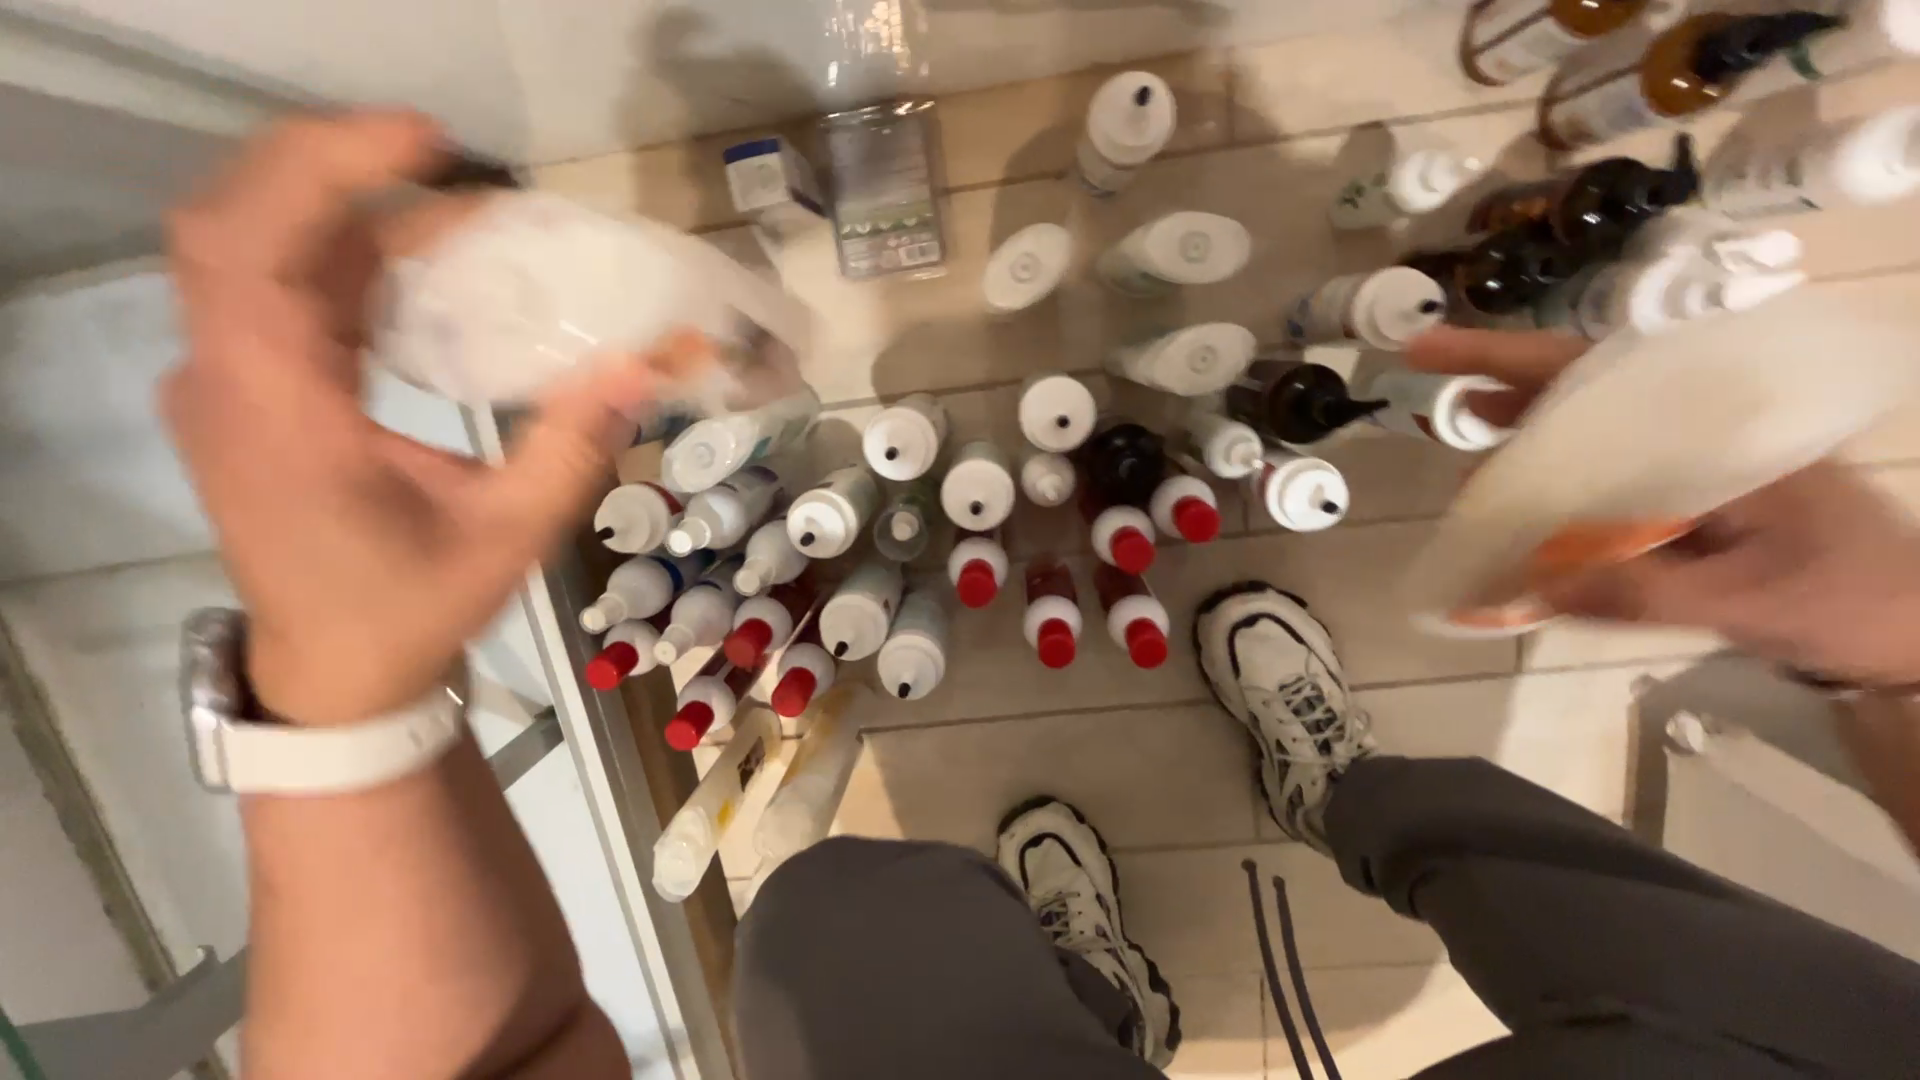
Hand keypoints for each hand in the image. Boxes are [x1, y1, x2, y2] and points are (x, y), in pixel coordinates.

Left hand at [164, 111, 653, 724]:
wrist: (335, 667)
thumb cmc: (415, 606)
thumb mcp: (512, 535)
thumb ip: (573, 447)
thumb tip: (646, 367)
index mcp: (278, 415)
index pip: (250, 251)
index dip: (324, 172)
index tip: (428, 146)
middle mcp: (230, 381)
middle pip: (243, 225)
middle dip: (341, 172)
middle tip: (451, 161)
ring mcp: (232, 385)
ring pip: (264, 253)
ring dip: (356, 216)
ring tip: (461, 215)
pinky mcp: (255, 393)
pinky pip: (288, 295)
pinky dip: (354, 261)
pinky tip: (427, 269)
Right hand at [1408, 326, 1919, 685]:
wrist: (1912, 632)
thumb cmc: (1852, 600)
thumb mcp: (1755, 600)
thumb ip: (1647, 592)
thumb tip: (1533, 583)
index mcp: (1719, 432)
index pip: (1601, 375)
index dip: (1513, 358)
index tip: (1434, 349)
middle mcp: (1697, 434)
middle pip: (1583, 389)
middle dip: (1502, 381)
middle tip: (1430, 380)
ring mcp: (1685, 465)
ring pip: (1584, 429)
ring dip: (1517, 429)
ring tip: (1456, 438)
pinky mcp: (1676, 499)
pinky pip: (1592, 475)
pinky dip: (1542, 479)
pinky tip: (1508, 498)